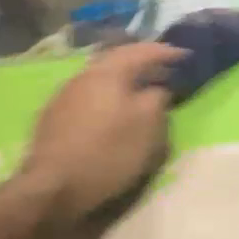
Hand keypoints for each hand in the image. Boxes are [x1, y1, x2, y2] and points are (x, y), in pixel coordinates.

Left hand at [23, 43, 185, 222]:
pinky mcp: (53, 118)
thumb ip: (158, 97)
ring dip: (124, 80)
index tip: (186, 56)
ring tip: (141, 91)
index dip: (166, 52)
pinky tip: (113, 111)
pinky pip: (89, 95)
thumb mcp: (148, 124)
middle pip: (117, 60)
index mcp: (107, 72)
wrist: (52, 188)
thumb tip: (157, 88)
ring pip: (101, 78)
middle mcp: (83, 76)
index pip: (142, 51)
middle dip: (143, 63)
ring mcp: (64, 96)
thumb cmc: (108, 152)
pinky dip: (108, 96)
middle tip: (165, 70)